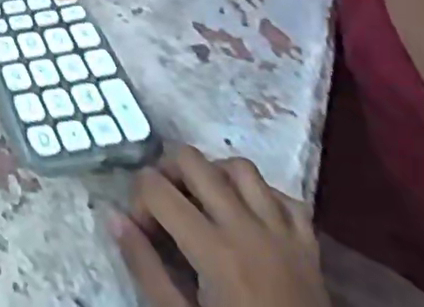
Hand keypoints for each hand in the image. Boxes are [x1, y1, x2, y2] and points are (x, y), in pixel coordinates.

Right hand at [112, 146, 329, 306]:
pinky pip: (283, 196)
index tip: (143, 231)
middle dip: (166, 173)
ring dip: (213, 174)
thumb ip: (144, 265)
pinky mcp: (310, 246)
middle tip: (164, 205)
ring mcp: (284, 234)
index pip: (155, 188)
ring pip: (240, 167)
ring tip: (202, 201)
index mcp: (216, 251)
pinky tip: (244, 215)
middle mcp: (249, 229)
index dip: (137, 201)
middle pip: (192, 160)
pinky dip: (259, 195)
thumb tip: (114, 216)